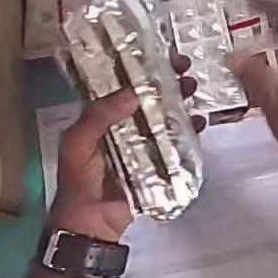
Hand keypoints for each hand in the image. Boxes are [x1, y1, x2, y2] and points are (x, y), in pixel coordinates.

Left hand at [50, 54, 202, 243]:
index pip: (124, 83)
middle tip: (184, 67)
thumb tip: (134, 93)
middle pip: (149, 96)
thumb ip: (98, 115)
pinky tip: (200, 121)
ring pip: (165, 114)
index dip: (142, 67)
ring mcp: (143, 143)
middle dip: (167, 79)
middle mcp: (124, 125)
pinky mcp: (159, 162)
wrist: (92, 223)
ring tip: (192, 88)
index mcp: (102, 116)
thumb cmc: (80, 179)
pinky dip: (190, 130)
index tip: (160, 53)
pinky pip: (176, 141)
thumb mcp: (78, 142)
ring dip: (180, 99)